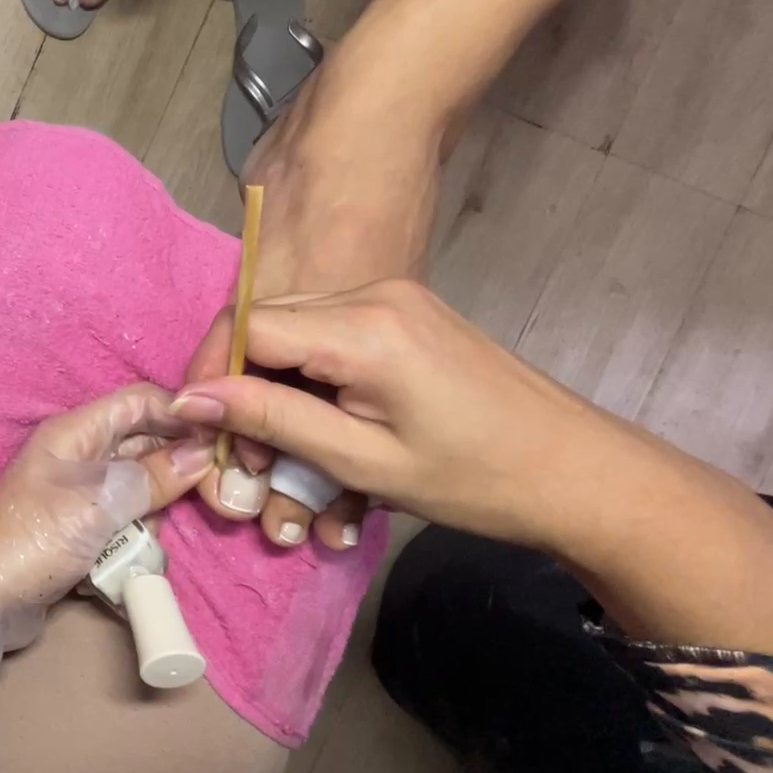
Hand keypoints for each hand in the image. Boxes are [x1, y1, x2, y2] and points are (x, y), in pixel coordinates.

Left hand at [0, 383, 213, 687]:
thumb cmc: (31, 542)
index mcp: (75, 432)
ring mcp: (79, 491)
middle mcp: (79, 454)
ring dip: (163, 500)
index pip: (139, 401)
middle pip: (145, 440)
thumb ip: (151, 478)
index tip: (226, 438)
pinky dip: (142, 527)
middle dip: (181, 460)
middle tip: (226, 486)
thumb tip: (201, 455)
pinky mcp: (81, 526)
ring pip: (140, 481)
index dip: (182, 413)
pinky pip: (125, 516)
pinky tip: (153, 547)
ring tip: (190, 519)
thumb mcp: (97, 506)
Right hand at [185, 58, 454, 549]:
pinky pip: (321, 330)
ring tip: (277, 440)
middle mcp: (373, 293)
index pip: (247, 325)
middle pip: (263, 320)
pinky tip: (311, 415)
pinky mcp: (402, 310)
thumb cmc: (474, 479)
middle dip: (236, 381)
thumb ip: (270, 419)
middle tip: (243, 448)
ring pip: (287, 325)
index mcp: (365, 327)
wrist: (583, 474)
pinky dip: (300, 372)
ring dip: (266, 379)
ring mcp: (392, 296)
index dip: (212, 371)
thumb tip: (188, 399)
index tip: (202, 425)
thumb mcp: (360, 461)